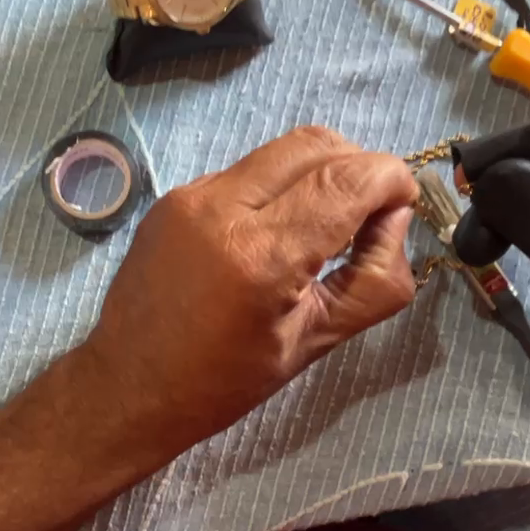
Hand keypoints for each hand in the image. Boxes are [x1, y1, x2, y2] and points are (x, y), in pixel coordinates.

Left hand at [76, 126, 417, 465]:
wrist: (128, 385)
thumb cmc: (223, 382)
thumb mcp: (313, 344)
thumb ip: (374, 281)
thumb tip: (395, 220)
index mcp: (261, 255)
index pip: (349, 179)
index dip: (392, 181)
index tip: (402, 205)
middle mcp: (222, 207)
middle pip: (317, 145)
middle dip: (359, 166)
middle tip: (367, 215)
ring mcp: (190, 195)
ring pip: (279, 150)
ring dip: (318, 173)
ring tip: (322, 225)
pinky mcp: (173, 196)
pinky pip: (245, 170)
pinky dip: (277, 186)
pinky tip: (273, 231)